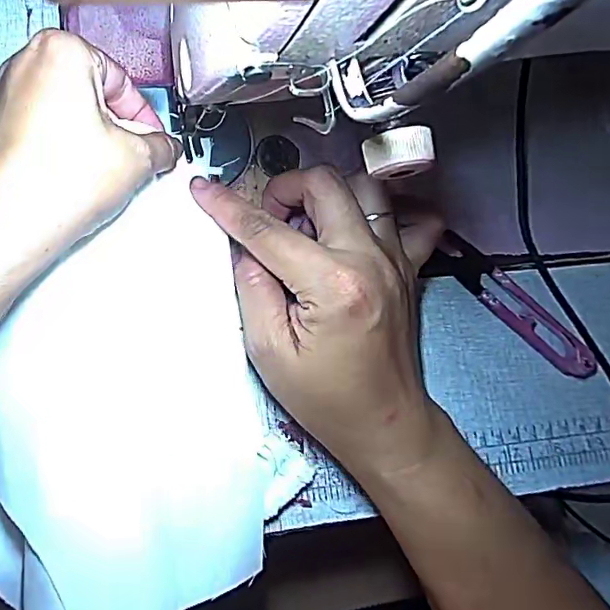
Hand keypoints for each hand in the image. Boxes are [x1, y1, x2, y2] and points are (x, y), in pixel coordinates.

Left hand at [0, 30, 178, 290]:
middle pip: (83, 91)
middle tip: (123, 158)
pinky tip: (55, 181)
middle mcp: (18, 65)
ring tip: (86, 176)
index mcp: (58, 52)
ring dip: (77, 138)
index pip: (119, 79)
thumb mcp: (135, 161)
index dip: (142, 114)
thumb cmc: (51, 189)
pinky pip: (24, 130)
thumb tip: (163, 147)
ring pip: (53, 111)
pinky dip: (44, 149)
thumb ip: (160, 146)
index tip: (149, 136)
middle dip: (108, 125)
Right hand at [190, 166, 446, 482]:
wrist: (385, 425)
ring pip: (363, 186)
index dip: (226, 205)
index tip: (201, 188)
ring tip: (304, 226)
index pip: (267, 230)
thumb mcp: (267, 350)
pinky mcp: (408, 265)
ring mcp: (396, 259)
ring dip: (323, 195)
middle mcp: (369, 260)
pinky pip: (407, 215)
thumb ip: (251, 288)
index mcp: (331, 285)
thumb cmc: (323, 398)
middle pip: (324, 184)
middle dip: (282, 190)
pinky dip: (377, 210)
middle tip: (267, 223)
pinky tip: (352, 228)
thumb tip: (244, 247)